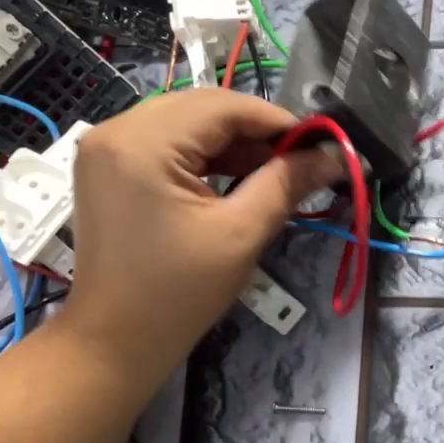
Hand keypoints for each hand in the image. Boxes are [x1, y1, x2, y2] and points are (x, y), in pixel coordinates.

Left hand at [61, 89, 339, 373]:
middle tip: (303, 163)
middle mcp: (116, 131)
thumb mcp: (241, 235)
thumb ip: (286, 186)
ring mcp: (108, 149)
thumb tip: (335, 159)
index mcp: (142, 142)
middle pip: (202, 109)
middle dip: (258, 132)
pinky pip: (169, 147)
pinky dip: (209, 159)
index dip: (277, 120)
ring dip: (235, 146)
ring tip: (278, 175)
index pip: (221, 105)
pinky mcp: (112, 170)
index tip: (321, 146)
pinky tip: (240, 181)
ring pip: (187, 126)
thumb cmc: (180, 292)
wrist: (119, 337)